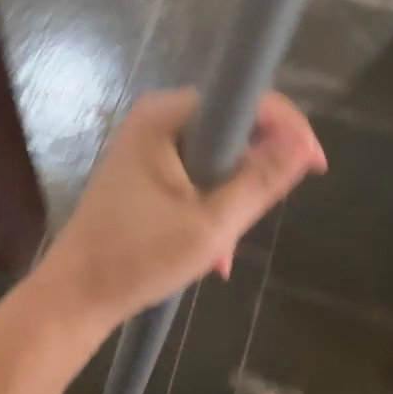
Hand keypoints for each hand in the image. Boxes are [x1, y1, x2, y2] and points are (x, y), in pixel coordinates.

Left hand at [34, 89, 327, 328]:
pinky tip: (210, 251)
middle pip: (232, 130)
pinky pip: (195, 175)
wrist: (76, 294)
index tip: (315, 169)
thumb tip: (304, 143)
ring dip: (230, 201)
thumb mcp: (211, 225)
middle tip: (260, 219)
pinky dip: (209, 207)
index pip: (245, 99)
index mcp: (165, 116)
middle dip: (253, 175)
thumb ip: (260, 181)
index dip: (287, 129)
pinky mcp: (143, 169)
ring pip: (216, 158)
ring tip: (225, 250)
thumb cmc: (138, 257)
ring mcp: (146, 143)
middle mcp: (154, 118)